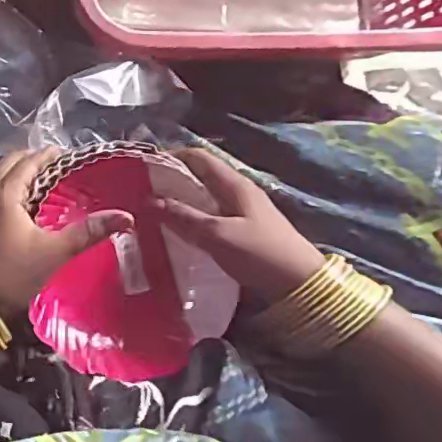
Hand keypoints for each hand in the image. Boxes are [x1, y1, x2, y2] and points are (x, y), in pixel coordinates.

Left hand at [0, 150, 133, 316]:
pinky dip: (15, 190)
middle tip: (60, 167)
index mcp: (5, 193)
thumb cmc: (15, 273)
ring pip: (3, 178)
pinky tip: (33, 204)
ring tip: (50, 183)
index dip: (51, 155)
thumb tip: (125, 217)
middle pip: (12, 163)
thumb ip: (88, 232)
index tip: (72, 158)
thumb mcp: (56, 252)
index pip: (29, 161)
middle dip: (35, 160)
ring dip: (23, 175)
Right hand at [155, 148, 325, 303]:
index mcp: (233, 184)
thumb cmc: (259, 253)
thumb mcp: (217, 235)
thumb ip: (183, 217)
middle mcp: (237, 192)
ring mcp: (240, 211)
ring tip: (151, 211)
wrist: (299, 284)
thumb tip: (149, 200)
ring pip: (202, 197)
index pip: (198, 157)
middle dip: (170, 180)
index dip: (170, 157)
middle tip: (141, 192)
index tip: (144, 167)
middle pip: (199, 176)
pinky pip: (208, 215)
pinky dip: (190, 216)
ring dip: (179, 200)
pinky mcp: (241, 229)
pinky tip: (176, 230)